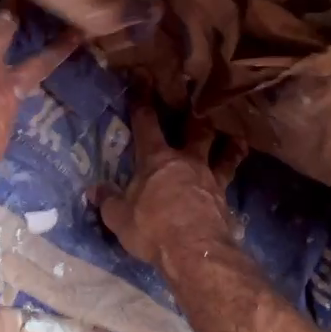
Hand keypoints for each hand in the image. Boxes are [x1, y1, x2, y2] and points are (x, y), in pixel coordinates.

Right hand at [101, 102, 244, 271]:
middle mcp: (187, 162)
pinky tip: (232, 183)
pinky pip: (229, 183)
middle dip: (195, 117)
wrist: (196, 253)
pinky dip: (232, 179)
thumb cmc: (152, 229)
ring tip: (236, 137)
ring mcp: (210, 181)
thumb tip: (94, 190)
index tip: (143, 78)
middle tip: (201, 103)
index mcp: (157, 159)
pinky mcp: (225, 202)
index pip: (146, 122)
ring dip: (229, 145)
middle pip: (196, 131)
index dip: (142, 100)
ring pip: (224, 154)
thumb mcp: (119, 218)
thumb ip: (108, 201)